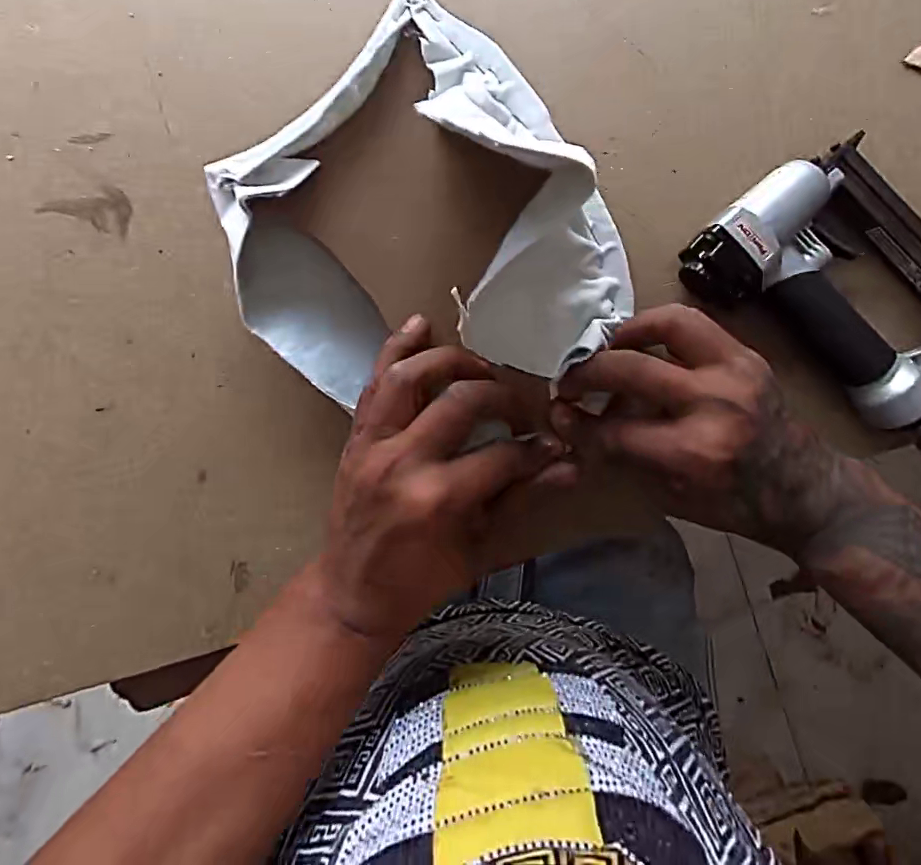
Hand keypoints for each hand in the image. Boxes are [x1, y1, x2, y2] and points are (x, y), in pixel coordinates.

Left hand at [313, 315, 576, 639]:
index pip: (502, 454)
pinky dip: (396, 349)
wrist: (351, 594)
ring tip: (479, 366)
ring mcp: (372, 444)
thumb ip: (522, 498)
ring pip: (409, 375)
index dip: (534, 448)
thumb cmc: (420, 580)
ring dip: (451, 360)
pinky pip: (374, 383)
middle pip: (463, 401)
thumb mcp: (479, 548)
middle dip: (503, 398)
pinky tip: (419, 326)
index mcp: (437, 499)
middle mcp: (402, 462)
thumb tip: (569, 465)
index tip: (551, 446)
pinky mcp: (355, 437)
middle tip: (519, 409)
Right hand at [548, 305, 849, 557]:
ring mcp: (736, 372)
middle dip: (588, 373)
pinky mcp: (747, 356)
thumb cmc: (735, 505)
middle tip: (571, 379)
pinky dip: (658, 328)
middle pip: (632, 370)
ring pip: (667, 325)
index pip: (616, 429)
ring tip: (605, 347)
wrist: (808, 492)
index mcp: (696, 453)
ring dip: (626, 332)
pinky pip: (693, 324)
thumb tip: (571, 421)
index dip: (579, 423)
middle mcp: (716, 404)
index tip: (560, 412)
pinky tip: (639, 342)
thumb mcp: (670, 497)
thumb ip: (620, 455)